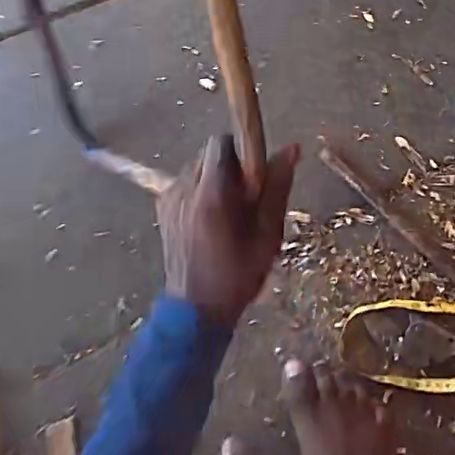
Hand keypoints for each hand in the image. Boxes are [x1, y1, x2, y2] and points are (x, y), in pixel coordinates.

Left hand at [158, 134, 299, 324]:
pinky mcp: (162, 207)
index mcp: (210, 194)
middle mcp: (183, 188)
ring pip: (195, 167)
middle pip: (208, 154)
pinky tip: (210, 220)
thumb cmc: (237, 275)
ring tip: (228, 212)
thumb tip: (292, 148)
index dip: (240, 152)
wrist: (196, 310)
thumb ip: (277, 187)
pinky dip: (199, 191)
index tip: (253, 176)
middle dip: (229, 168)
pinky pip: (184, 183)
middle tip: (245, 198)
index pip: (220, 143)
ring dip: (214, 178)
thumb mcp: (267, 234)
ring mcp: (169, 197)